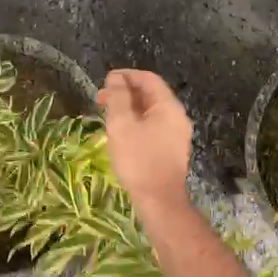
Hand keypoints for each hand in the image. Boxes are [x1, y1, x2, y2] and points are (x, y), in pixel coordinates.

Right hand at [97, 69, 192, 212]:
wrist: (159, 200)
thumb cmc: (138, 159)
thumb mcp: (122, 125)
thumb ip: (118, 98)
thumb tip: (116, 79)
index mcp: (168, 107)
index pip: (148, 79)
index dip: (126, 76)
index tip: (105, 81)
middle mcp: (177, 117)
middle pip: (150, 94)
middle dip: (125, 92)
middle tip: (100, 99)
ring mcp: (176, 135)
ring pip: (150, 112)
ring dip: (128, 108)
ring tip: (107, 116)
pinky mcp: (171, 150)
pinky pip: (153, 126)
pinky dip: (136, 122)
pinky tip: (121, 133)